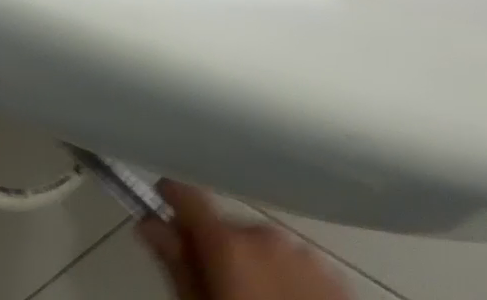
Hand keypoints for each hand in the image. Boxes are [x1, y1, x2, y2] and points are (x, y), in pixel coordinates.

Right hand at [138, 182, 349, 299]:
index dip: (169, 197)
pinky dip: (286, 280)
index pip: (187, 197)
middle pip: (227, 229)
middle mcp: (267, 238)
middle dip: (216, 250)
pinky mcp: (336, 280)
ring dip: (253, 266)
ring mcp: (306, 257)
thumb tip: (150, 224)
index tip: (159, 205)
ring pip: (263, 248)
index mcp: (229, 245)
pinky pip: (297, 266)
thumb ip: (176, 265)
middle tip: (215, 290)